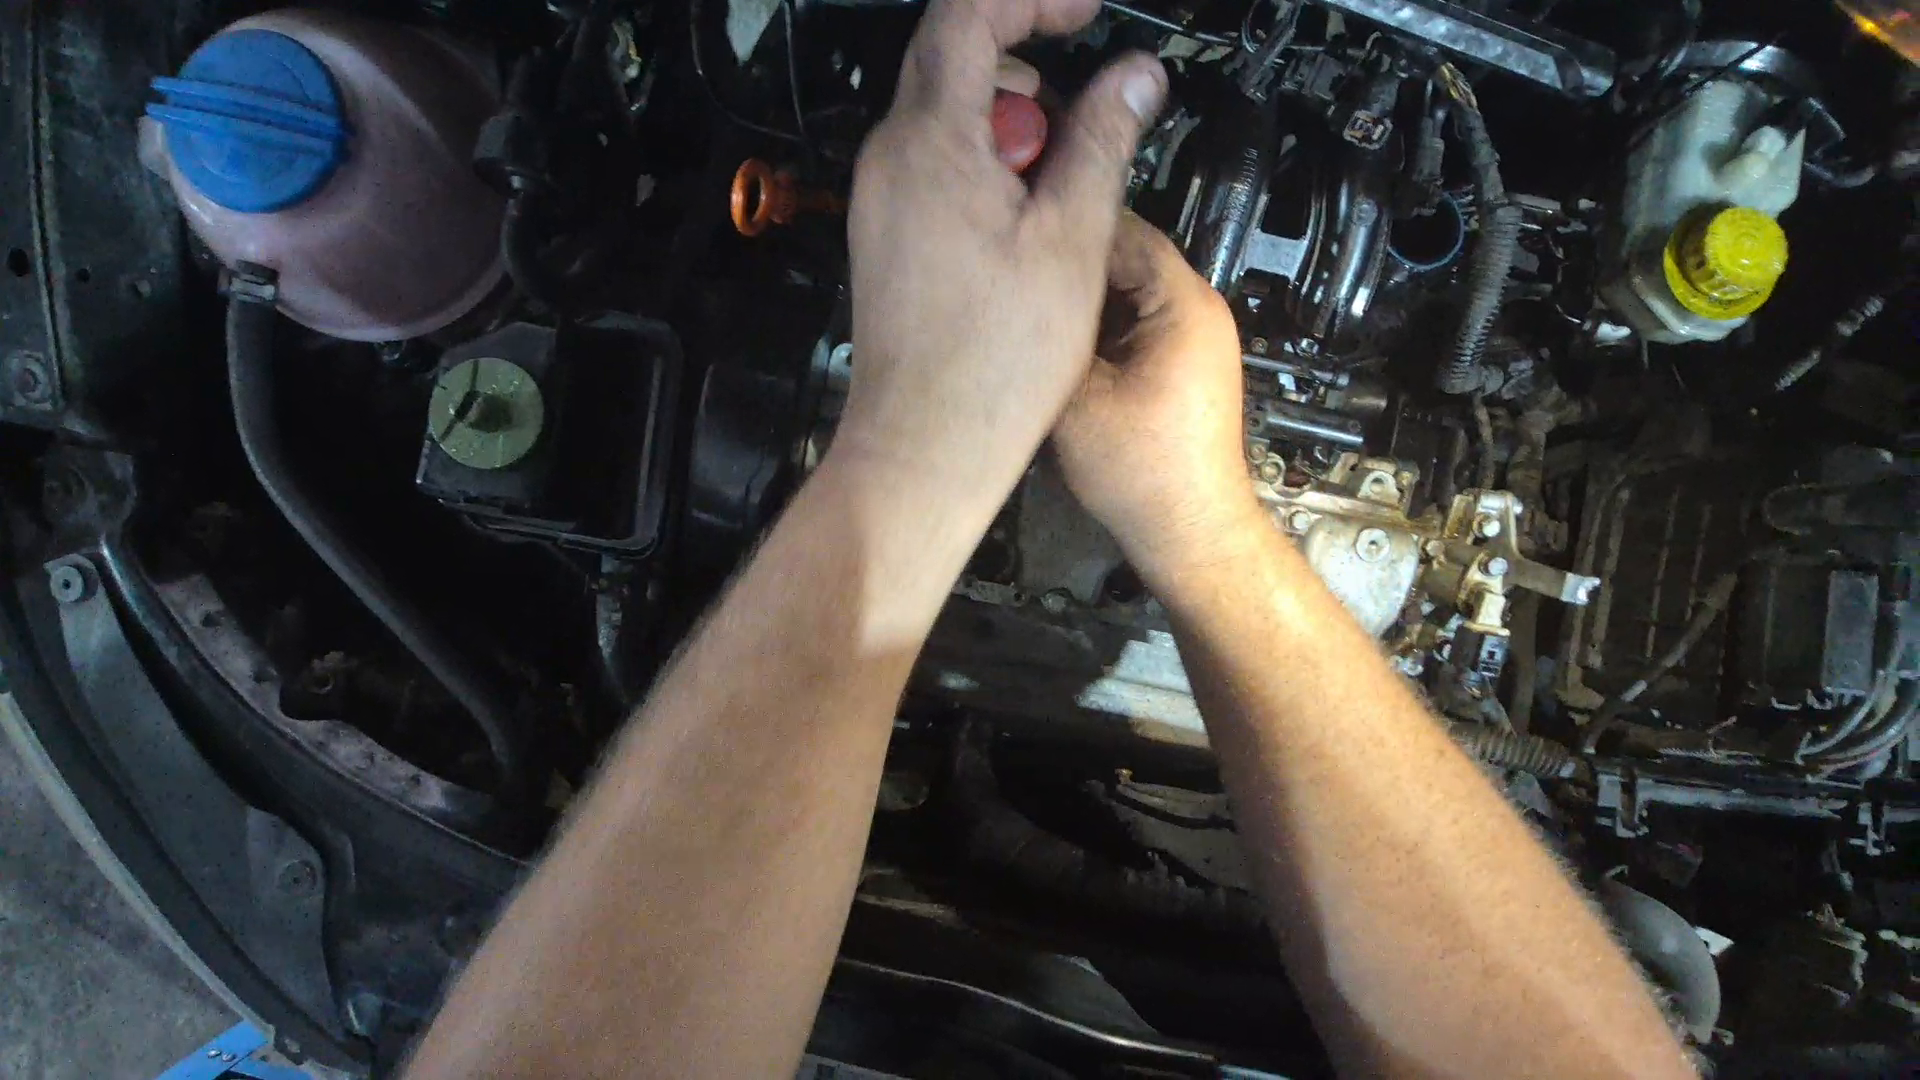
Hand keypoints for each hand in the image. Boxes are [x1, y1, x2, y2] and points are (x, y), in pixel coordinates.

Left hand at [835, 0, 1166, 525]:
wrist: (926, 446)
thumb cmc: (995, 363)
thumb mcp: (1071, 241)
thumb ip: (1102, 142)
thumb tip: (1135, 77)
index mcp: (930, 143)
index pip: (968, 13)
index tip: (1084, 16)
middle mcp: (888, 165)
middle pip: (952, 67)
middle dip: (1025, 79)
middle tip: (1079, 128)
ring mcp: (879, 207)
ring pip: (944, 126)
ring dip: (1007, 134)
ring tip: (1055, 194)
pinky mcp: (885, 246)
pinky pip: (932, 177)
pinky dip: (980, 176)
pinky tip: (1018, 232)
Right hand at [1052, 213, 1260, 580]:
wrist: (1189, 528)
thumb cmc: (1139, 467)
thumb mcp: (1078, 401)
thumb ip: (1054, 338)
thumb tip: (1021, 296)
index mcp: (1182, 304)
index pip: (1125, 233)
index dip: (1068, 230)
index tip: (1017, 235)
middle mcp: (1198, 308)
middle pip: (1129, 259)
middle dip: (1074, 264)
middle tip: (1015, 270)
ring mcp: (1194, 337)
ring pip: (1129, 293)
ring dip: (1086, 299)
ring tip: (1030, 304)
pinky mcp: (1183, 364)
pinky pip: (1137, 324)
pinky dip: (1102, 327)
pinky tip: (1062, 342)